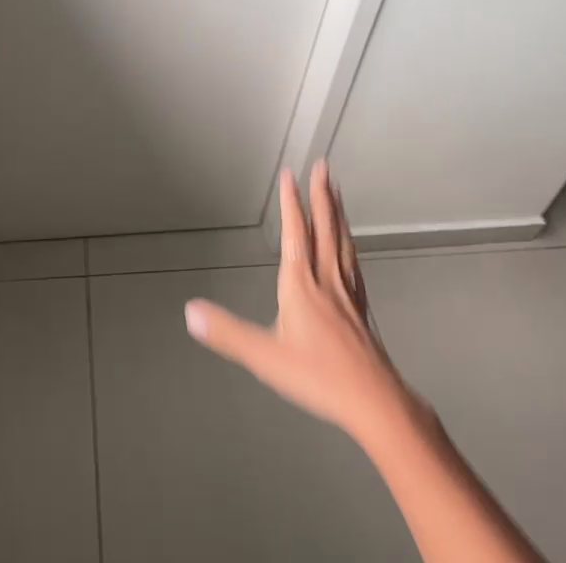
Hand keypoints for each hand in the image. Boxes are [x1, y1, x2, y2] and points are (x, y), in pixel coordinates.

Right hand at [185, 159, 417, 443]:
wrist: (374, 400)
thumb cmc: (319, 377)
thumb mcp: (265, 357)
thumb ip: (227, 333)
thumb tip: (191, 312)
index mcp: (302, 287)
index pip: (297, 234)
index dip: (291, 203)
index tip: (289, 175)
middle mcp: (327, 282)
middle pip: (326, 229)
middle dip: (322, 196)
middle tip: (323, 167)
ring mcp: (348, 294)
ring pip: (342, 243)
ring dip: (338, 213)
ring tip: (337, 193)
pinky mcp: (360, 309)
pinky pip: (353, 264)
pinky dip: (349, 245)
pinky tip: (350, 246)